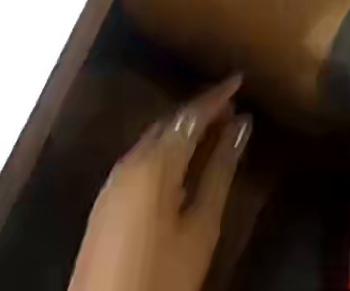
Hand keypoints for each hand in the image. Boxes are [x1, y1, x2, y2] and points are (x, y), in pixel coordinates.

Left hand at [68, 76, 251, 290]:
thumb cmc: (162, 276)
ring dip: (183, 129)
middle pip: (169, 123)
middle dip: (200, 110)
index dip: (217, 96)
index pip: (191, 115)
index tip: (240, 79)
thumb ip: (221, 169)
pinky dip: (167, 148)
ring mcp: (113, 185)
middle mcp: (129, 165)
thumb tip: (243, 124)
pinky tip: (184, 158)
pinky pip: (142, 158)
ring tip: (214, 127)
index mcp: (154, 164)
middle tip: (232, 105)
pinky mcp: (106, 205)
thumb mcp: (202, 225)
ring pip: (154, 139)